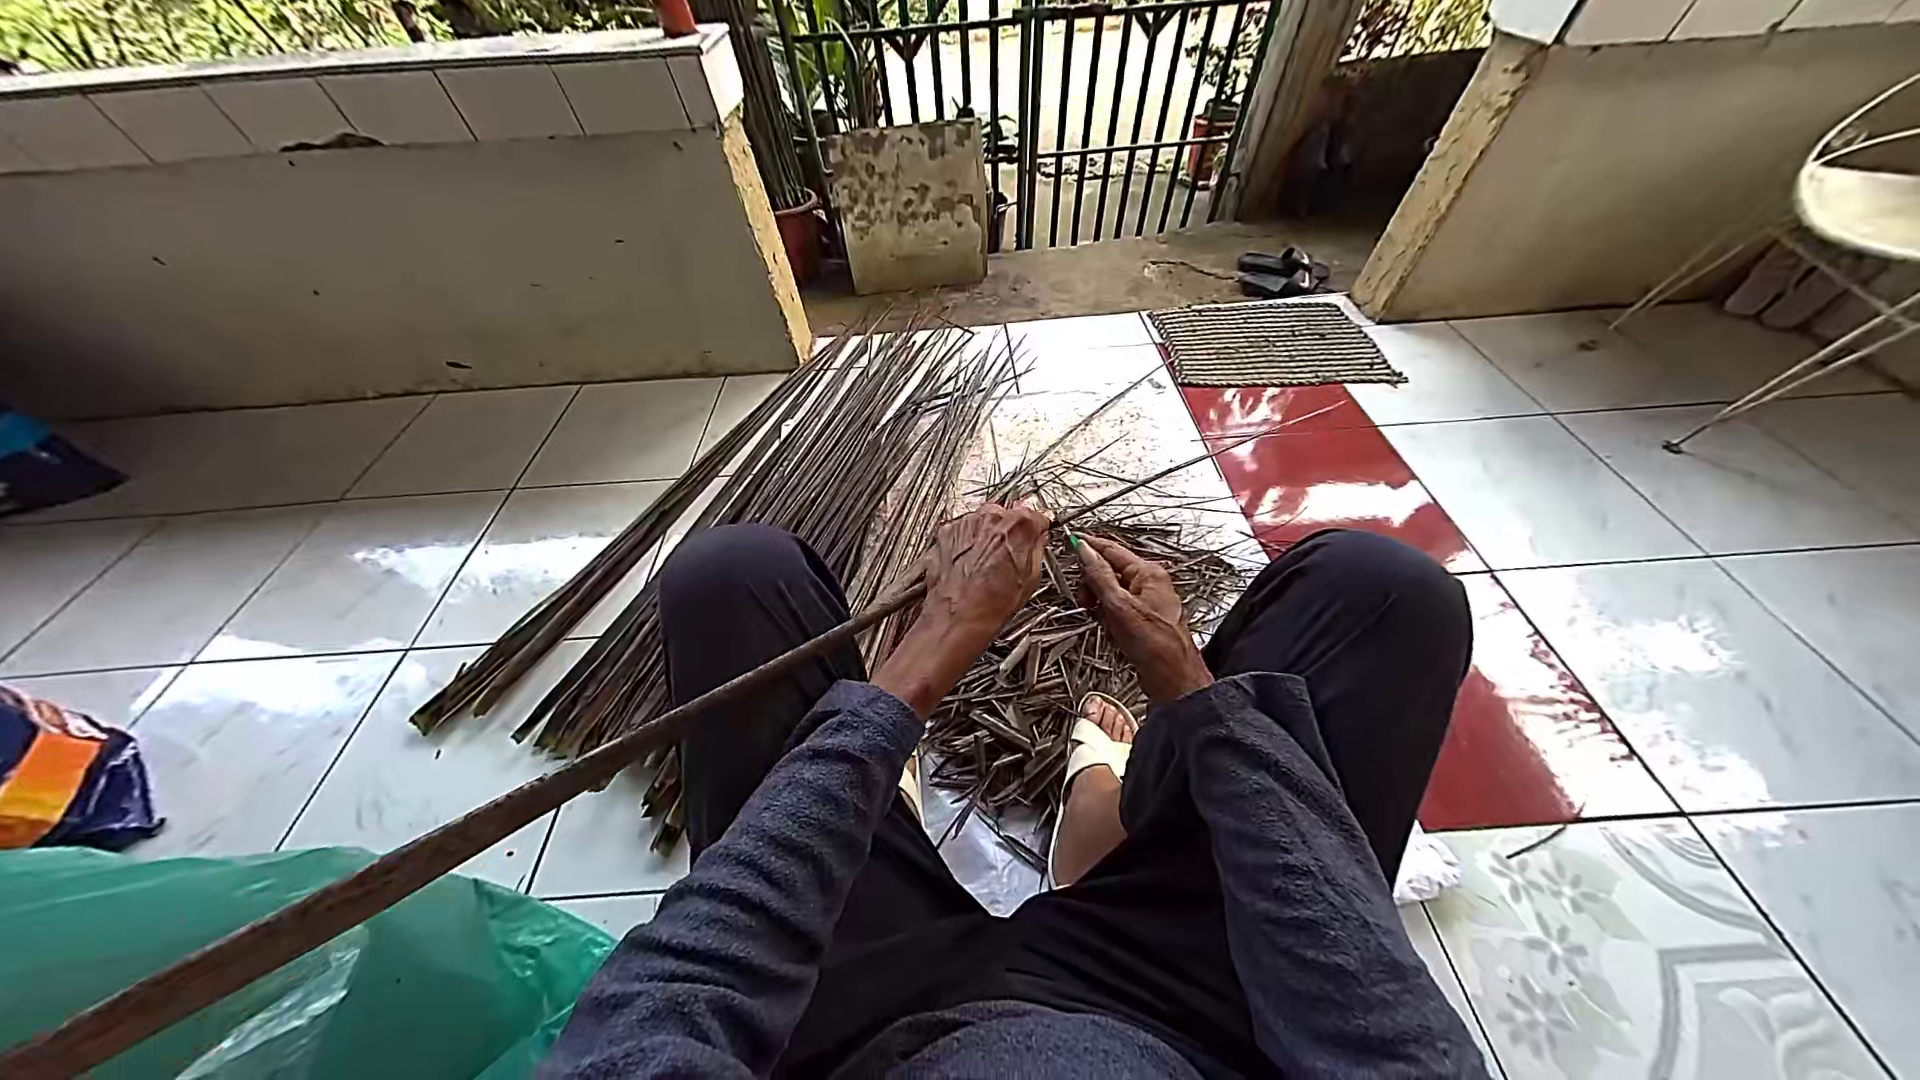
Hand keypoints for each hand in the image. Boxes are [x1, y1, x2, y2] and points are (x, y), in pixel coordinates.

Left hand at [872, 502, 1050, 715]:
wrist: (959, 616)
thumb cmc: (991, 603)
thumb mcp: (1031, 577)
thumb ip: (1037, 548)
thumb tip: (1037, 538)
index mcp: (1018, 525)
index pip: (1035, 515)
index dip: (1036, 528)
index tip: (1036, 535)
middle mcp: (991, 518)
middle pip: (1006, 514)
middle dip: (1009, 531)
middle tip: (1009, 554)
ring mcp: (966, 523)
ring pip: (983, 520)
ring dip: (986, 535)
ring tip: (987, 562)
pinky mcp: (946, 532)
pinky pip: (962, 530)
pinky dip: (966, 542)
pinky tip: (971, 563)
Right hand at [1072, 533, 1213, 704]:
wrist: (1172, 680)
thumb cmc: (1156, 646)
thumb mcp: (1118, 606)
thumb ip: (1099, 575)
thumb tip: (1084, 550)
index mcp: (1148, 573)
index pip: (1111, 550)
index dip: (1089, 546)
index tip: (1071, 541)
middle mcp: (1150, 584)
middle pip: (1109, 571)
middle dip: (1092, 584)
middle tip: (1085, 600)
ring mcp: (1147, 602)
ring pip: (1111, 592)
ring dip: (1099, 604)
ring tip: (1100, 619)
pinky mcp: (1143, 620)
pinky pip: (1117, 609)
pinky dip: (1108, 616)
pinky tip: (1109, 630)